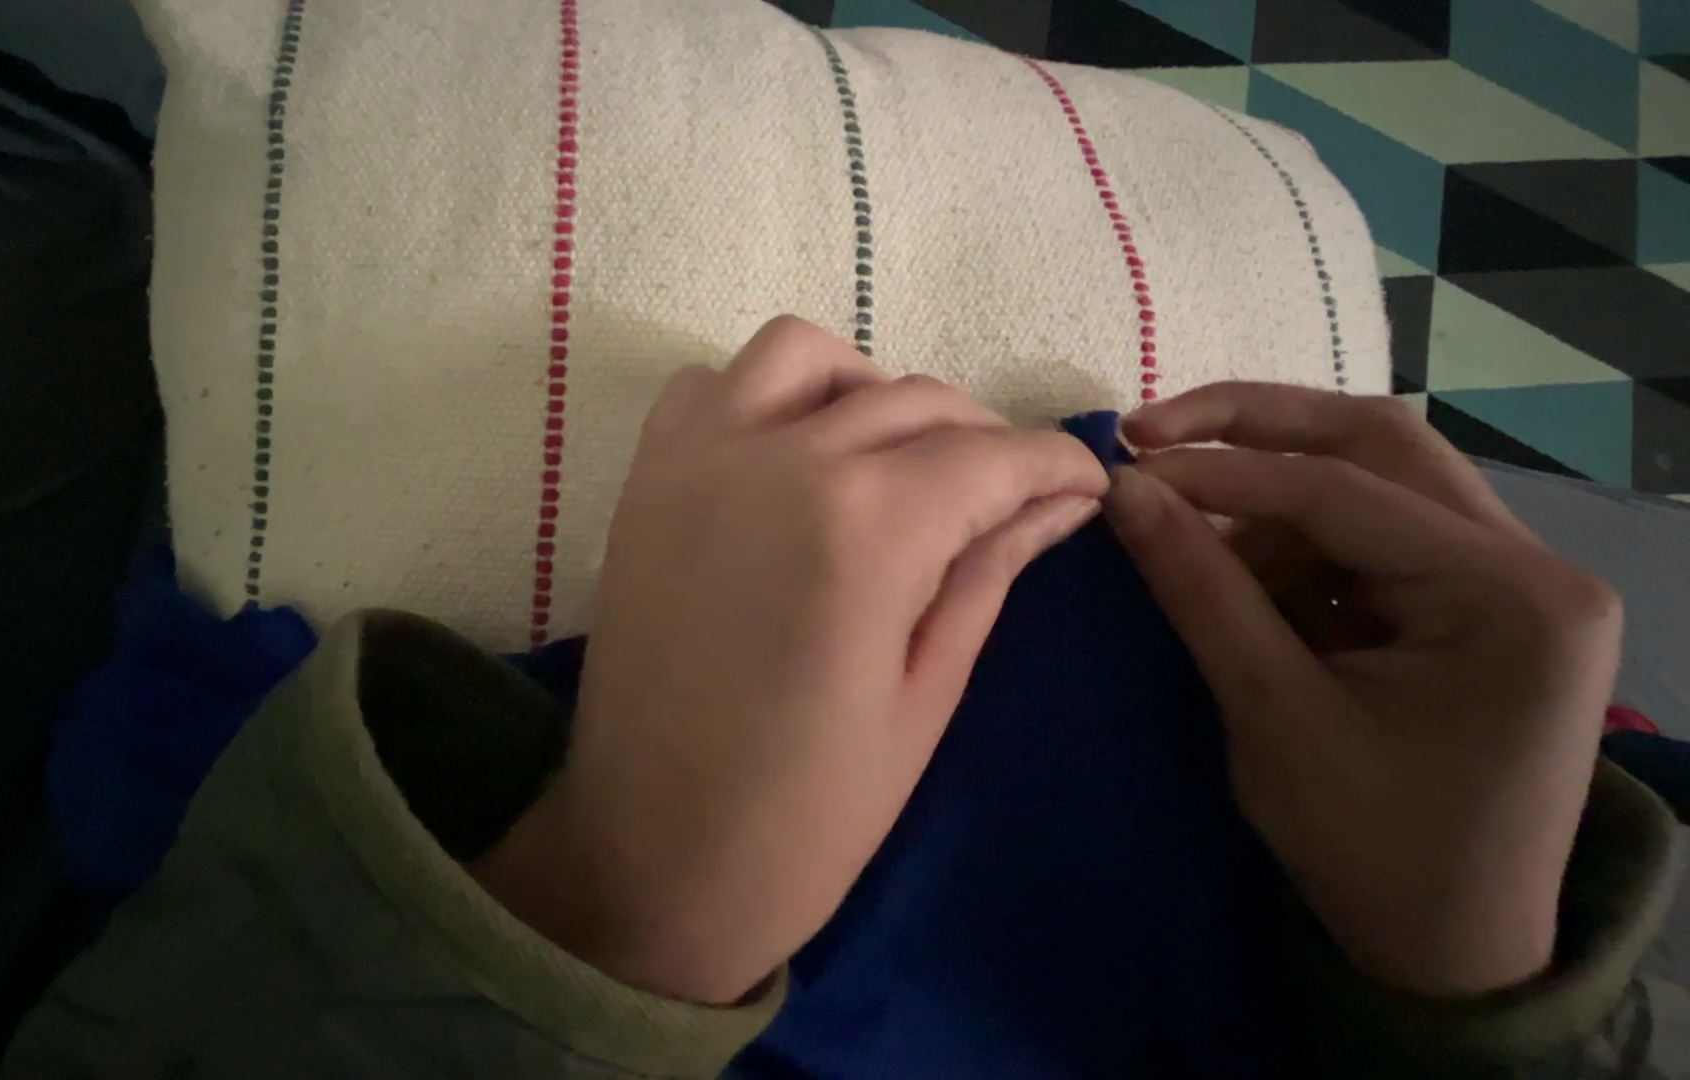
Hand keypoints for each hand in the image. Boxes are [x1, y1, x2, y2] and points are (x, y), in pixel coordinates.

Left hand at [473, 317, 1108, 1002]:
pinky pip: (710, 386)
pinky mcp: (645, 480)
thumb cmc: (805, 814)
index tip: (1083, 486)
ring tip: (893, 461)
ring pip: (804, 356)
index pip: (992, 454)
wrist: (649, 855)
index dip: (1054, 464)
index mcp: (867, 524)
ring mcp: (697, 458)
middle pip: (912, 397)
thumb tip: (1056, 502)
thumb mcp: (925, 697)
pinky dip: (764, 397)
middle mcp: (778, 458)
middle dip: (980, 438)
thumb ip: (987, 575)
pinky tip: (790, 456)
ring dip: (868, 390)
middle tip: (1003, 496)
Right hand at [1106, 383, 1620, 998]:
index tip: (1121, 466)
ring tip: (1181, 534)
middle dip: (1250, 426)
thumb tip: (1123, 490)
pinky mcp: (1456, 602)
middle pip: (1376, 443)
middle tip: (1147, 431)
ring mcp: (1497, 580)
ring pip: (1364, 479)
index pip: (1342, 489)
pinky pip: (1355, 533)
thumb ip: (1197, 587)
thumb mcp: (1268, 709)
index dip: (1217, 469)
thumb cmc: (1366, 839)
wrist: (1444, 940)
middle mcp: (1525, 565)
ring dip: (1259, 496)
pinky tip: (1232, 576)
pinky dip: (1279, 539)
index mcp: (1509, 597)